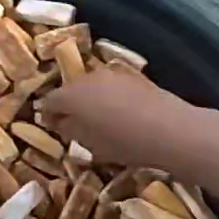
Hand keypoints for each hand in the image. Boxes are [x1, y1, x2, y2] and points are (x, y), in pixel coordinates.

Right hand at [39, 68, 204, 168]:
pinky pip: (112, 86)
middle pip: (71, 89)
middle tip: (72, 123)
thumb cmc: (124, 143)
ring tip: (97, 118)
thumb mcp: (91, 145)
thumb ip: (70, 130)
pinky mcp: (134, 76)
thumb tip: (62, 122)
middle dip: (70, 104)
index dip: (47, 114)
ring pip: (93, 85)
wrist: (170, 130)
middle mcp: (89, 78)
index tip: (50, 125)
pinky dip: (109, 97)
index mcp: (72, 95)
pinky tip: (119, 113)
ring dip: (91, 99)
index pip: (50, 100)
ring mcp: (113, 74)